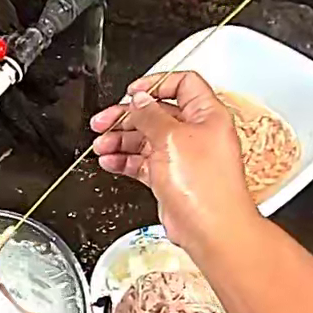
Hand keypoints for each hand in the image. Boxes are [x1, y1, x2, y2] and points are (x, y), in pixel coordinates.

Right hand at [90, 71, 256, 249]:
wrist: (211, 228)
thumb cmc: (205, 187)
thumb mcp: (171, 138)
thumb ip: (150, 115)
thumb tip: (139, 100)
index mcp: (206, 115)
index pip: (182, 84)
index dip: (155, 84)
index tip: (132, 92)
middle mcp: (195, 133)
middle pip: (155, 114)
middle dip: (126, 116)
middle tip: (102, 121)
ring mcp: (181, 156)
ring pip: (145, 139)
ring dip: (120, 140)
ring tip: (101, 145)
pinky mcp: (169, 177)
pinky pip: (142, 163)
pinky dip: (124, 161)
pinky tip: (110, 161)